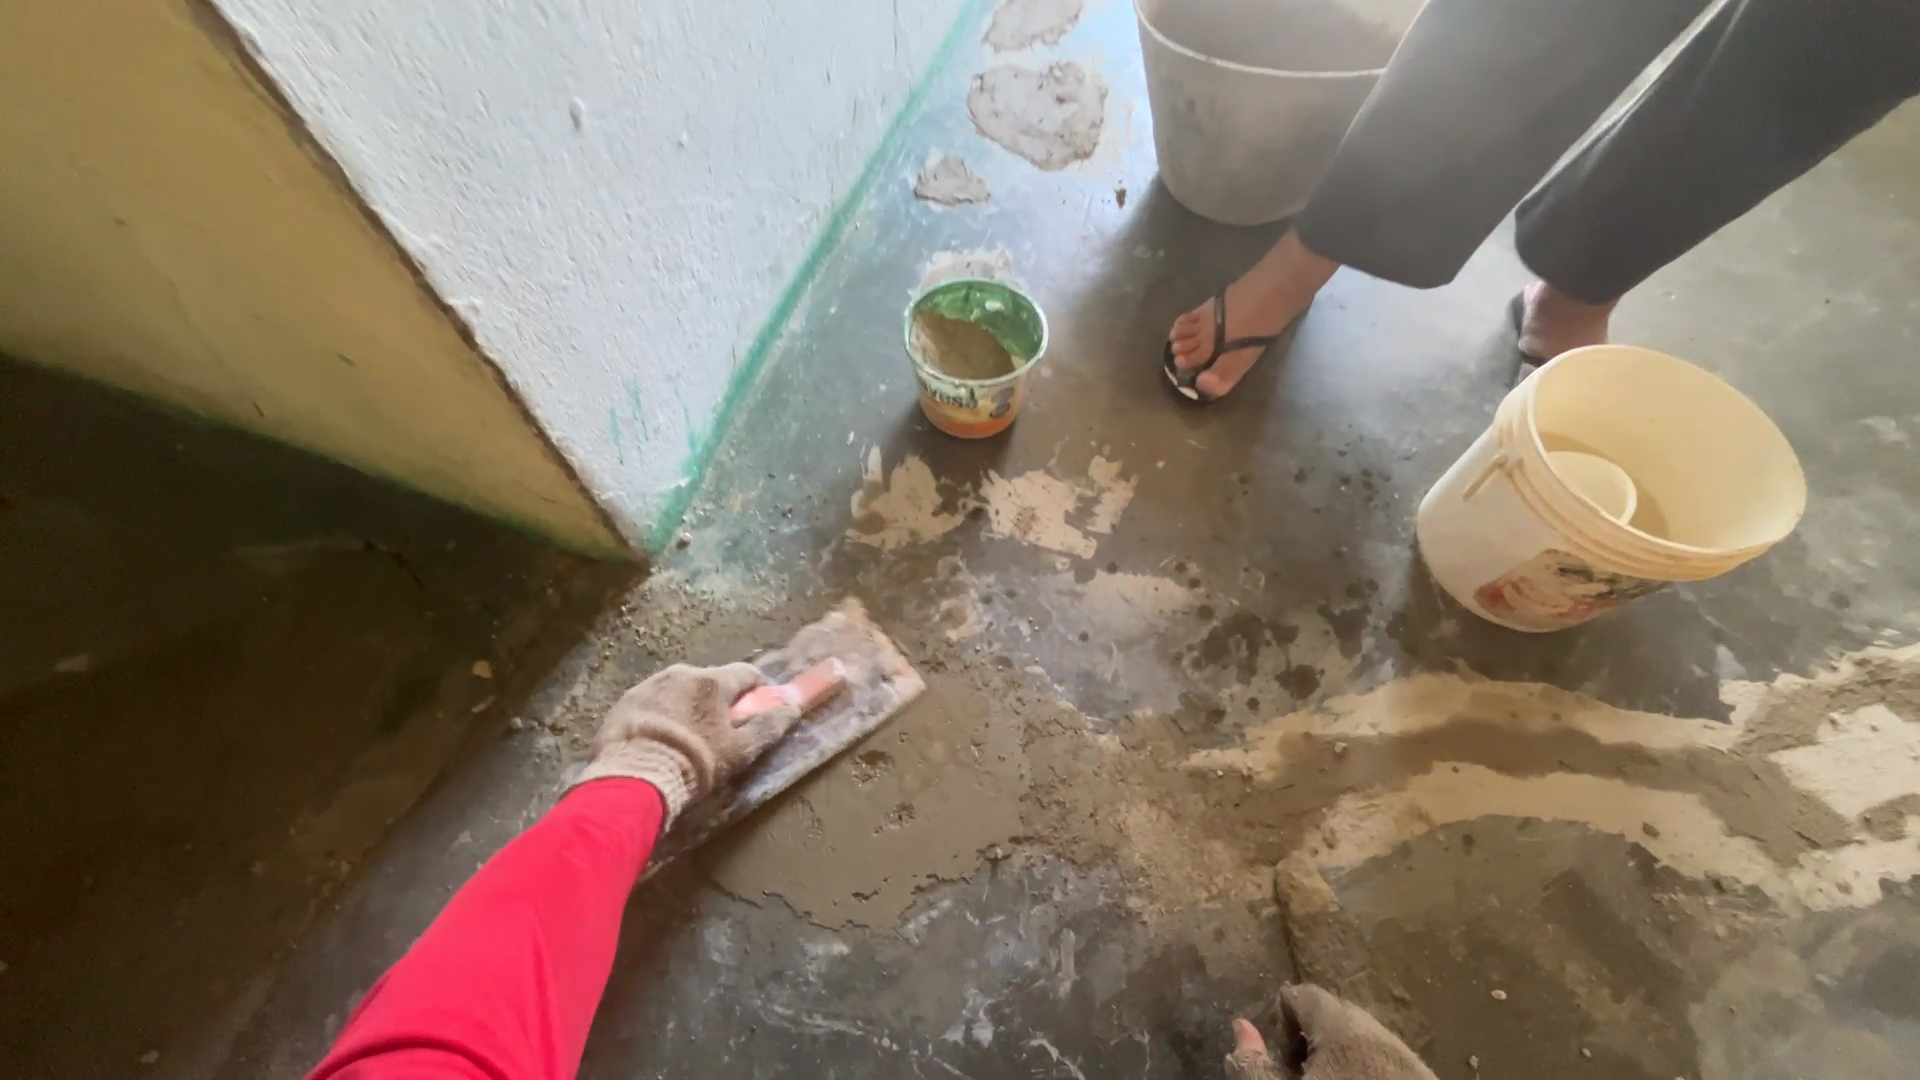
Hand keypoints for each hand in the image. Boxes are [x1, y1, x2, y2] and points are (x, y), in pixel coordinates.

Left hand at [570, 663, 802, 823]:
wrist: (631, 783)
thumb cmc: (694, 765)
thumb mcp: (739, 752)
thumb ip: (769, 727)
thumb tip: (792, 708)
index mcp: (713, 682)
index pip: (746, 673)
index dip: (758, 689)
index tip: (760, 707)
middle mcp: (681, 674)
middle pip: (711, 681)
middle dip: (720, 700)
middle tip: (721, 730)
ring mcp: (649, 685)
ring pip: (680, 689)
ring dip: (688, 705)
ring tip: (686, 737)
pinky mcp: (624, 702)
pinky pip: (652, 701)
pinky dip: (661, 714)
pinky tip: (658, 740)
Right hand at [1225, 985, 1435, 1079]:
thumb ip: (1254, 1066)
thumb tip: (1241, 1028)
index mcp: (1343, 1029)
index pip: (1301, 995)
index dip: (1282, 1025)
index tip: (1284, 1068)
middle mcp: (1381, 1037)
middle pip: (1334, 1018)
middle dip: (1312, 1045)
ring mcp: (1415, 1068)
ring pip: (1366, 1046)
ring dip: (1344, 1065)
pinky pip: (1392, 1070)